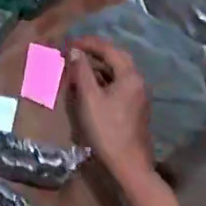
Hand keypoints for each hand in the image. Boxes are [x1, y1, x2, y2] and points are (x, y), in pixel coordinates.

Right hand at [68, 37, 154, 178]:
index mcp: (130, 77)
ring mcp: (137, 95)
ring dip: (97, 63)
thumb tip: (74, 50)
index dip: (87, 43)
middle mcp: (137, 82)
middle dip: (95, 50)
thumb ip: (81, 71)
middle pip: (116, 58)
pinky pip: (116, 82)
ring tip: (77, 63)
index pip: (109, 50)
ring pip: (116, 71)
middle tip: (73, 48)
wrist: (128, 163)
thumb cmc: (106, 128)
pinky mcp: (133, 106)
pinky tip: (88, 82)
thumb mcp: (89, 98)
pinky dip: (101, 76)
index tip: (67, 42)